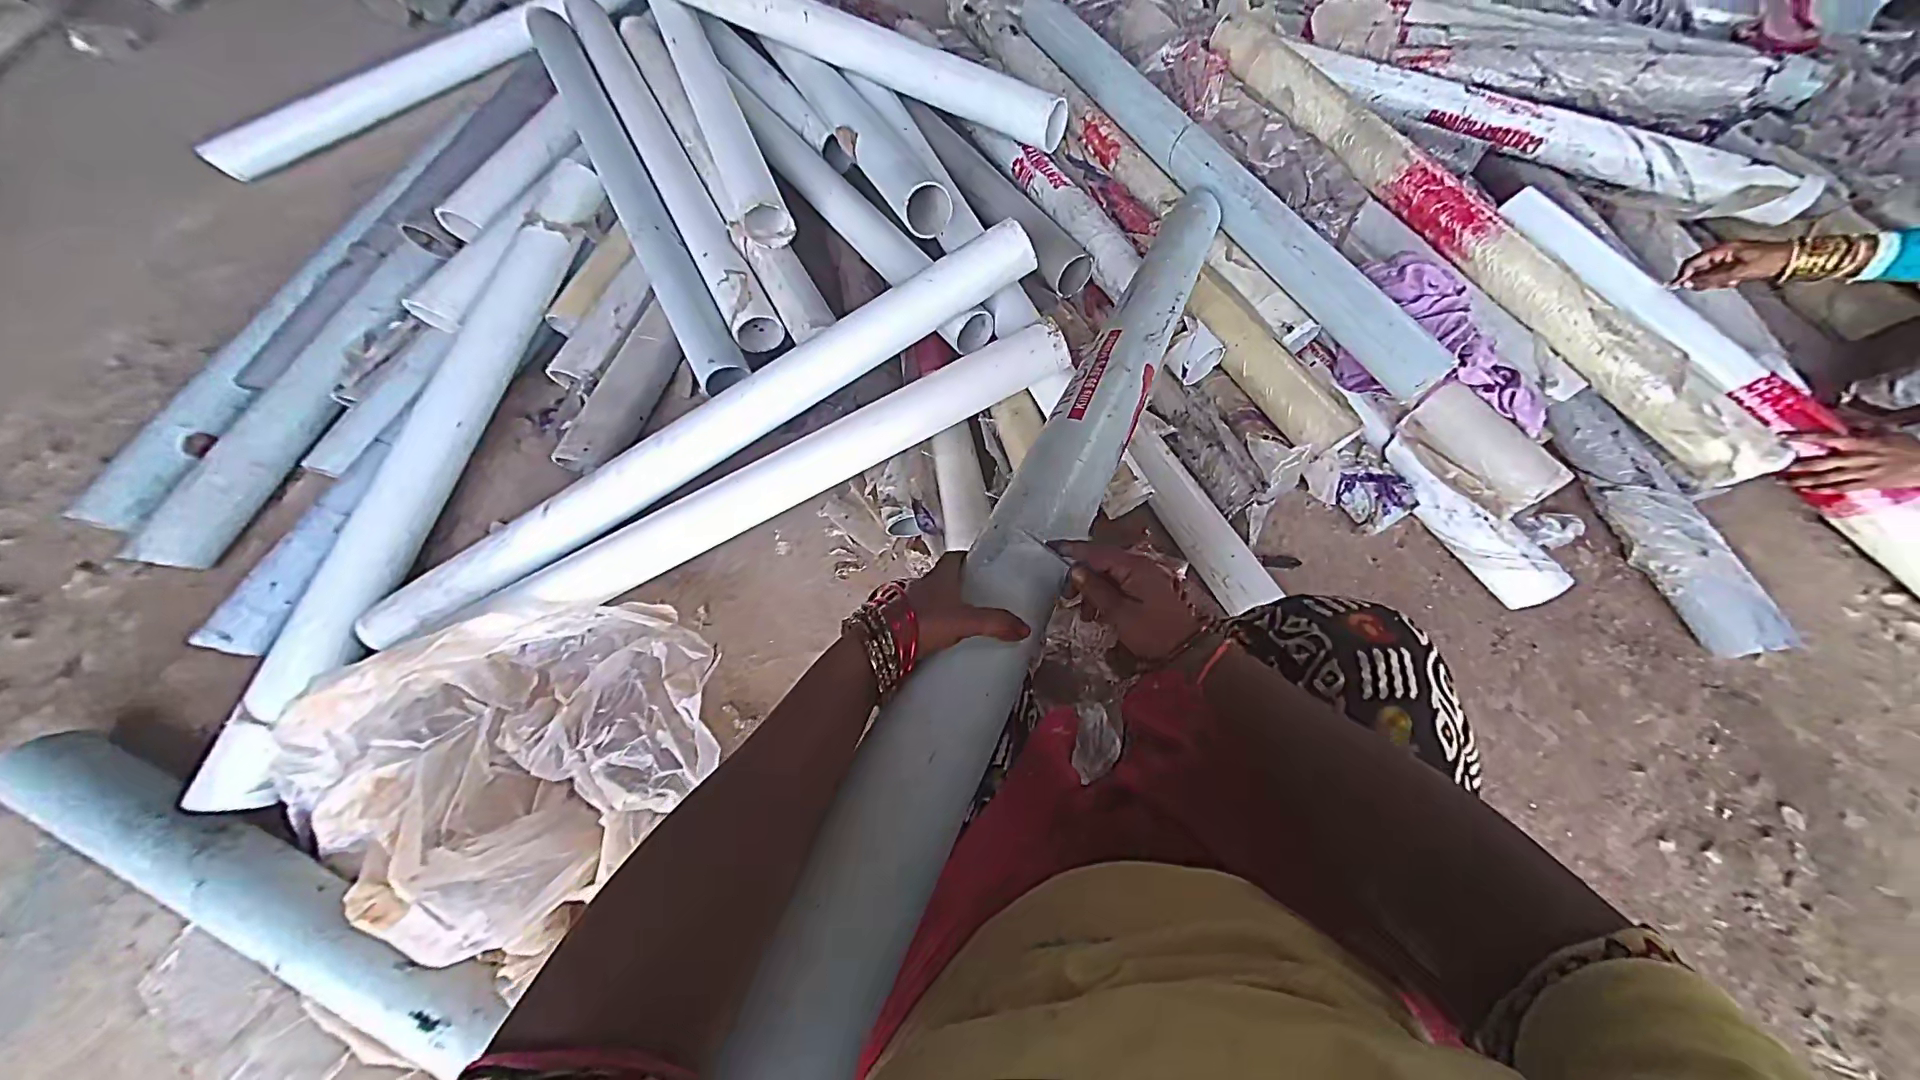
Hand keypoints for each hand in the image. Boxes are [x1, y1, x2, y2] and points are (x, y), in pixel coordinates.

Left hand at [904, 552, 1030, 654]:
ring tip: (956, 620)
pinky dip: (926, 624)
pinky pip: (916, 618)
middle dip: (956, 586)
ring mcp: (905, 602)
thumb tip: (1023, 628)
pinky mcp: (896, 621)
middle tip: (973, 597)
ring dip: (939, 606)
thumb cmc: (924, 620)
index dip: (966, 558)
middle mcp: (921, 584)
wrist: (884, 641)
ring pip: (927, 599)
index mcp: (939, 576)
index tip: (978, 563)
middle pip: (941, 579)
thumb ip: (995, 623)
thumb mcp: (966, 620)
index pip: (954, 558)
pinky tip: (935, 637)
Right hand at [1054, 541, 1203, 660]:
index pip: (1095, 551)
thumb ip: (1096, 589)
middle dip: (1080, 574)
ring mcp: (1143, 575)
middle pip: (1100, 560)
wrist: (1187, 649)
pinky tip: (1097, 611)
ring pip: (1107, 572)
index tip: (1051, 548)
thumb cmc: (1154, 633)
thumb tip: (1075, 570)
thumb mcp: (1119, 614)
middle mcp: (1139, 565)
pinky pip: (1117, 582)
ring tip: (1083, 610)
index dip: (1071, 550)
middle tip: (1065, 593)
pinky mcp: (1145, 586)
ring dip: (1091, 588)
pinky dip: (1104, 593)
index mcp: (1133, 567)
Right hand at [1672, 240, 1793, 289]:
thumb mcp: (1737, 272)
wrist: (1795, 259)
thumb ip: (1710, 278)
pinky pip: (1718, 274)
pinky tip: (1733, 282)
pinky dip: (1721, 281)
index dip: (1682, 274)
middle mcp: (1722, 252)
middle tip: (1709, 287)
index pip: (1692, 262)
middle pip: (1698, 268)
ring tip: (1728, 284)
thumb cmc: (1767, 262)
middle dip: (1700, 279)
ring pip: (1707, 273)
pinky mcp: (1735, 264)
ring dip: (1712, 281)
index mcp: (1721, 250)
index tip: (1676, 287)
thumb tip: (1686, 284)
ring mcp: (1729, 258)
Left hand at [1784, 432, 1919, 493]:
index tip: (1782, 436)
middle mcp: (1858, 458)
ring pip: (1826, 478)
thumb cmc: (1909, 446)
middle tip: (1774, 469)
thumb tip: (1841, 413)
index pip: (1828, 438)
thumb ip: (1863, 425)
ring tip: (1781, 481)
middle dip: (1796, 466)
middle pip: (1821, 463)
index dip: (1804, 437)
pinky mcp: (1868, 484)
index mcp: (1863, 444)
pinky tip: (1804, 490)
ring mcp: (1862, 473)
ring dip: (1802, 480)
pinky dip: (1820, 489)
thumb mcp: (1888, 431)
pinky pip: (1840, 488)